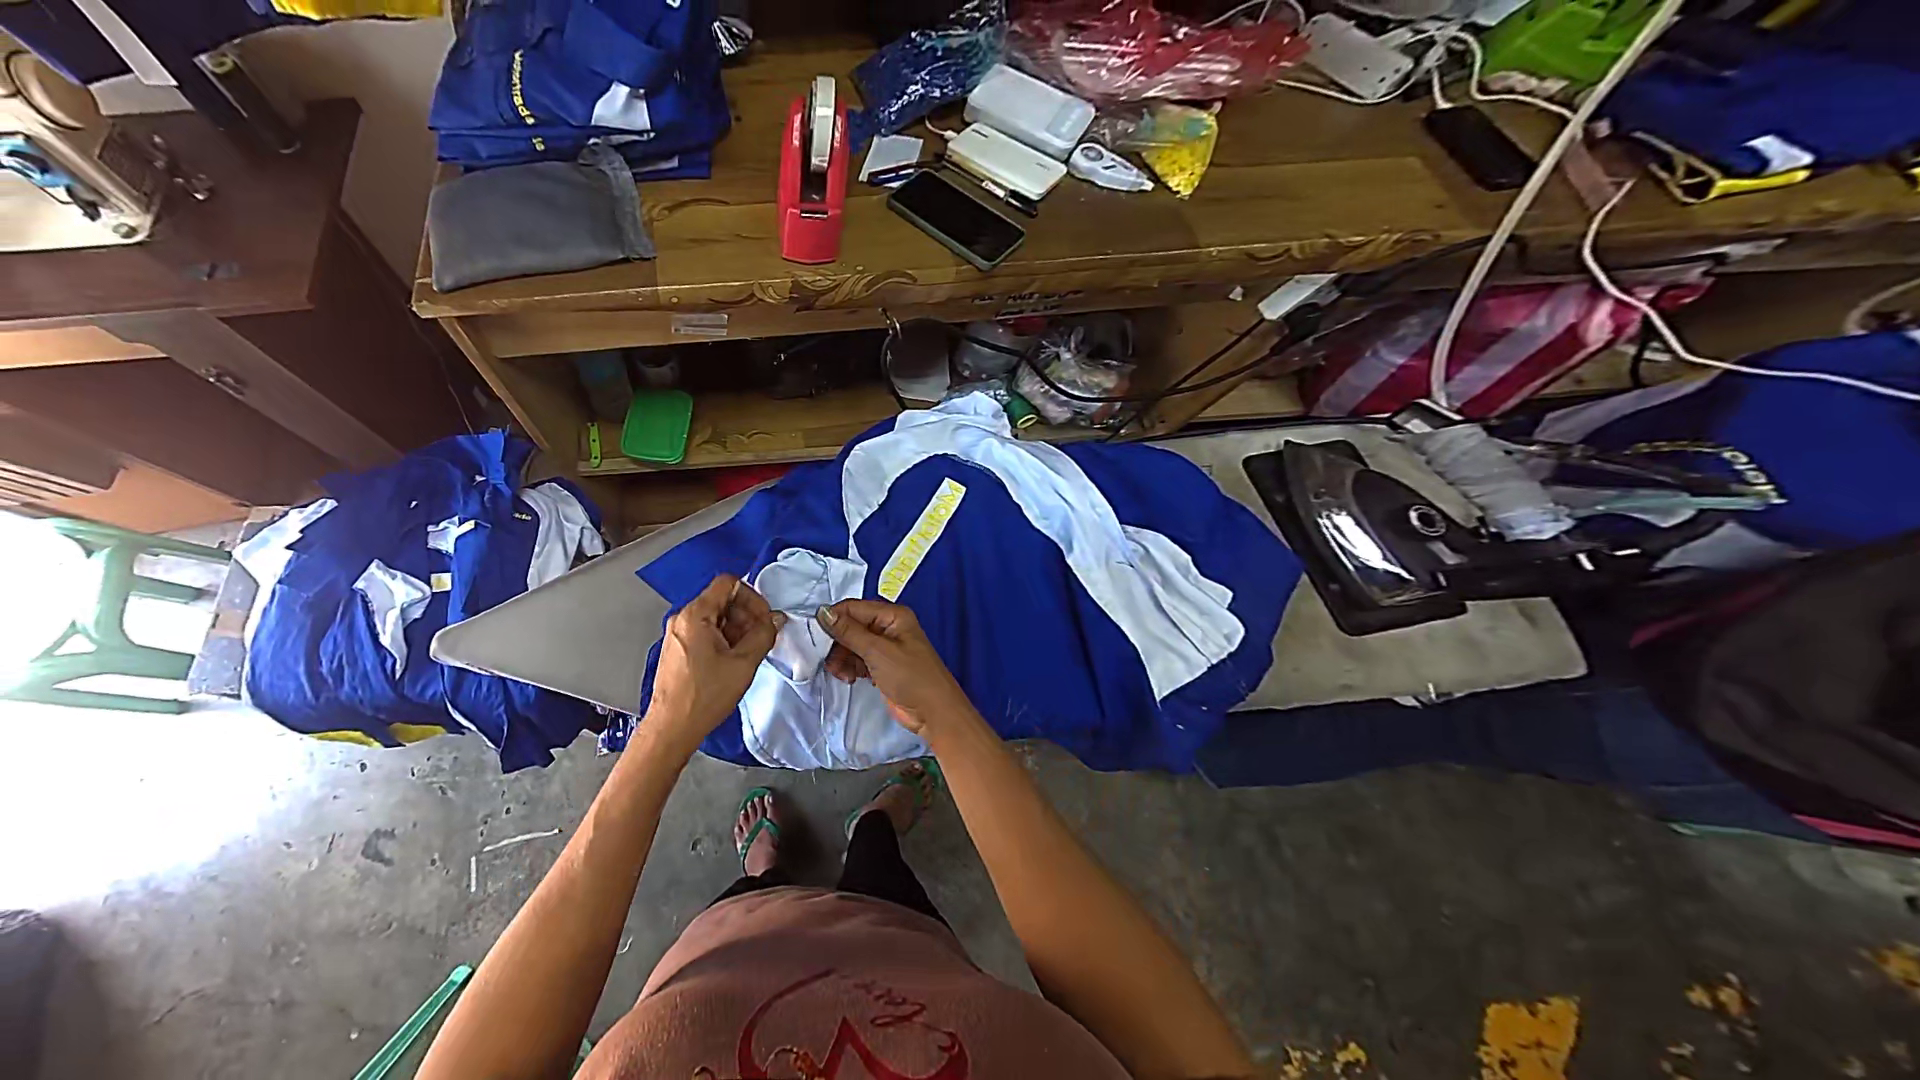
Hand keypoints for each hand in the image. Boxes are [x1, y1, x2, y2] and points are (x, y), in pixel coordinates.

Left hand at [647, 575, 782, 752]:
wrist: (672, 728)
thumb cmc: (703, 697)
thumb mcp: (744, 663)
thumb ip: (764, 634)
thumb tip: (774, 619)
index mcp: (694, 615)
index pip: (728, 583)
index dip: (752, 596)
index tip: (764, 617)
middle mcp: (682, 619)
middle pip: (722, 599)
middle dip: (747, 615)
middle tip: (761, 636)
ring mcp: (678, 634)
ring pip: (716, 617)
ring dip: (737, 629)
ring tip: (749, 652)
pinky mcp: (679, 649)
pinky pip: (706, 632)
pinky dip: (724, 640)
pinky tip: (734, 661)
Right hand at [816, 599, 973, 735]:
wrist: (934, 712)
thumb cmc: (911, 677)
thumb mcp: (877, 652)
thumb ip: (849, 631)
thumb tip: (823, 612)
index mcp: (893, 615)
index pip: (854, 608)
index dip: (834, 619)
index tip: (815, 635)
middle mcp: (889, 627)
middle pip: (851, 626)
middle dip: (837, 643)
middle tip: (830, 660)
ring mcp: (886, 647)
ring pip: (852, 645)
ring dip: (842, 658)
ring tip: (843, 674)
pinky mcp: (882, 666)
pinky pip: (858, 659)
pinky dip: (850, 667)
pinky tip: (851, 678)